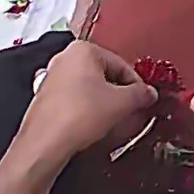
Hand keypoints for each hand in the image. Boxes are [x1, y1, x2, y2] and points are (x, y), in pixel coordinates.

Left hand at [13, 40, 157, 171]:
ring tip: (113, 120)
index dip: (136, 84)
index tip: (144, 98)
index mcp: (83, 50)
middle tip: (131, 110)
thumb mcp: (120, 103)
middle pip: (105, 74)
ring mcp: (53, 77)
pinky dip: (87, 109)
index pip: (121, 65)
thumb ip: (140, 94)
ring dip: (104, 102)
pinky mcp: (46, 97)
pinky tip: (93, 124)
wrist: (45, 144)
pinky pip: (75, 98)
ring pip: (90, 87)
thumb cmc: (77, 116)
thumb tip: (149, 93)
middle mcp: (65, 58)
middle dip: (120, 93)